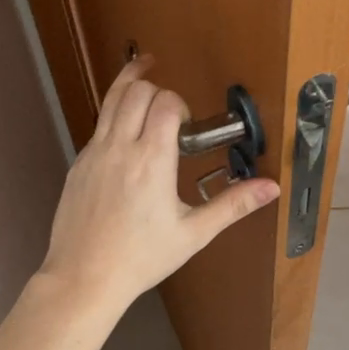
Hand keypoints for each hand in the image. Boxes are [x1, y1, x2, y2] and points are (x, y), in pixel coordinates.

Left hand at [39, 56, 279, 308]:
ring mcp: (93, 154)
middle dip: (157, 88)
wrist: (84, 279)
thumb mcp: (193, 234)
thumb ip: (233, 205)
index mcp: (151, 160)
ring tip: (143, 71)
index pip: (165, 102)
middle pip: (135, 90)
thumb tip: (270, 188)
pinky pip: (97, 126)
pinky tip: (125, 135)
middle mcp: (119, 148)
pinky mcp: (78, 165)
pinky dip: (113, 116)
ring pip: (109, 99)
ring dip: (130, 84)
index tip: (186, 127)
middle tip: (170, 107)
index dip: (180, 104)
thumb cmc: (139, 259)